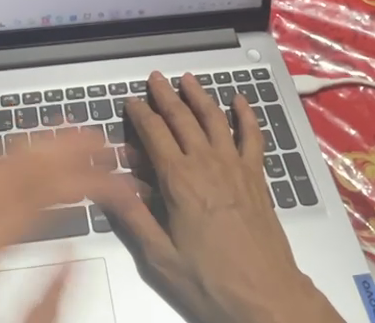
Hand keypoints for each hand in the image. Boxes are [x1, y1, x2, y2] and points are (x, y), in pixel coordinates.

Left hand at [0, 134, 119, 322]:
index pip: (32, 200)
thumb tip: (76, 258)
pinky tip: (26, 156)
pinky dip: (4, 161)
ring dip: (35, 146)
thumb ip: (42, 308)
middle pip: (10, 171)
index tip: (118, 180)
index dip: (82, 181)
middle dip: (63, 149)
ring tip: (74, 135)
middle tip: (104, 143)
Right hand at [101, 72, 346, 322]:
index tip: (130, 101)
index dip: (139, 114)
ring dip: (199, 95)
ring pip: (214, 118)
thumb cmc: (211, 281)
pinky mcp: (256, 175)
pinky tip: (239, 101)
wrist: (266, 297)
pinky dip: (245, 114)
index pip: (153, 134)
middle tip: (155, 78)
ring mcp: (235, 165)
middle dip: (165, 95)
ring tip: (188, 78)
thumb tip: (108, 185)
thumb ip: (135, 217)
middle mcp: (205, 163)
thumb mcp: (161, 257)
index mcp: (178, 180)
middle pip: (181, 117)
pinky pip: (251, 136)